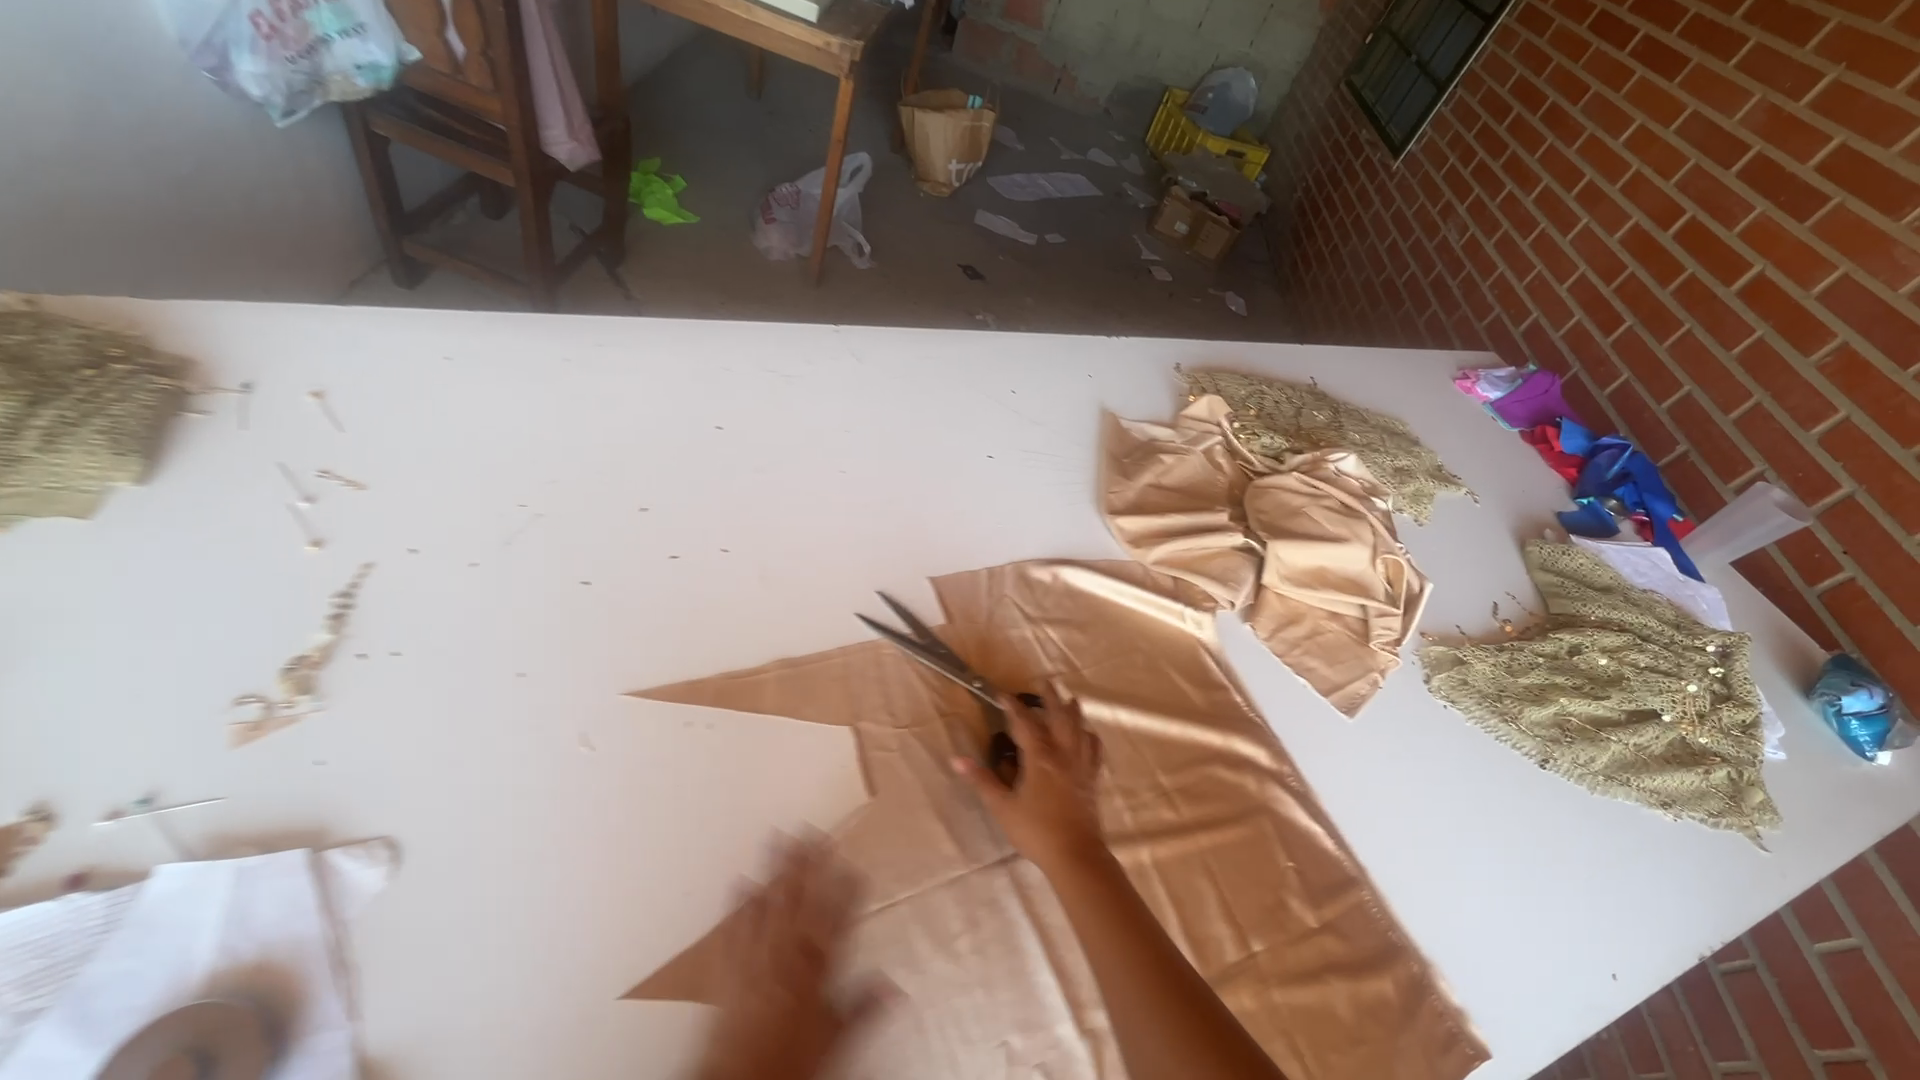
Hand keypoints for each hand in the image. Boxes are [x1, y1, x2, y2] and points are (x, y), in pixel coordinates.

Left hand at [694, 835, 891, 1079]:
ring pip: (768, 903)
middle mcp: (785, 955)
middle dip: (807, 864)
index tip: (854, 866)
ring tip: (779, 837)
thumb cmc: (790, 1061)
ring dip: (774, 869)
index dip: (846, 892)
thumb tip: (894, 987)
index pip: (837, 921)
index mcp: (816, 970)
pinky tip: (740, 880)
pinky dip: (739, 903)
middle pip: (799, 900)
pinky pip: (735, 927)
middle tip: (812, 831)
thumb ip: (863, 1007)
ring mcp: (755, 957)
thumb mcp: (835, 1038)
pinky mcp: (729, 967)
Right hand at [952, 690, 1106, 873]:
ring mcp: (1081, 766)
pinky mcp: (1093, 780)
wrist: (1076, 855)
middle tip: (1045, 681)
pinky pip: (1095, 751)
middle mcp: (1063, 755)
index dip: (1013, 707)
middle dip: (1050, 698)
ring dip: (1073, 712)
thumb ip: (982, 781)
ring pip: (1080, 730)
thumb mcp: (1002, 807)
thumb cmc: (1036, 831)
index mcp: (1040, 758)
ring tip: (1070, 699)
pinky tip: (1088, 735)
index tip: (1003, 694)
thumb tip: (957, 759)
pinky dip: (1090, 737)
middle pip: (1059, 718)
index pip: (1024, 724)